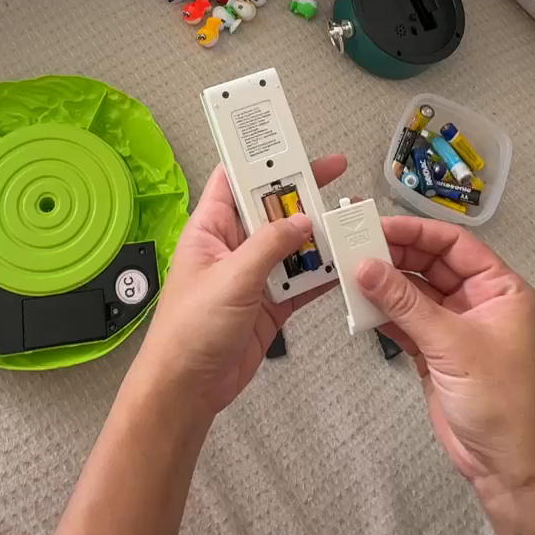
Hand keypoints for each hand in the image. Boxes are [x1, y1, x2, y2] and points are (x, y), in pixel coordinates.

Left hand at [132, 155, 347, 416]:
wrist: (187, 390)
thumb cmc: (188, 331)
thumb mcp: (230, 279)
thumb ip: (268, 246)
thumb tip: (302, 220)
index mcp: (211, 228)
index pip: (234, 180)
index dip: (261, 160)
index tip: (289, 144)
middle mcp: (233, 245)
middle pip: (271, 208)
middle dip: (301, 192)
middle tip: (333, 171)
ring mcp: (253, 273)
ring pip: (291, 242)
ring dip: (317, 234)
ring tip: (347, 219)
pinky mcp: (270, 302)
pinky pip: (301, 278)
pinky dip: (322, 271)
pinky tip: (344, 262)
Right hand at [356, 216, 534, 534]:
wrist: (511, 472)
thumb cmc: (501, 401)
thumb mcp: (452, 344)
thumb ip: (405, 303)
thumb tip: (364, 266)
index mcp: (500, 289)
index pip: (455, 244)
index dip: (416, 232)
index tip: (376, 227)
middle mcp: (479, 301)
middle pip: (432, 264)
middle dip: (395, 256)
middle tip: (354, 247)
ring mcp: (456, 327)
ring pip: (415, 292)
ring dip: (385, 285)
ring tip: (349, 273)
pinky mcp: (437, 352)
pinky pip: (406, 321)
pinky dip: (384, 314)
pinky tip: (360, 306)